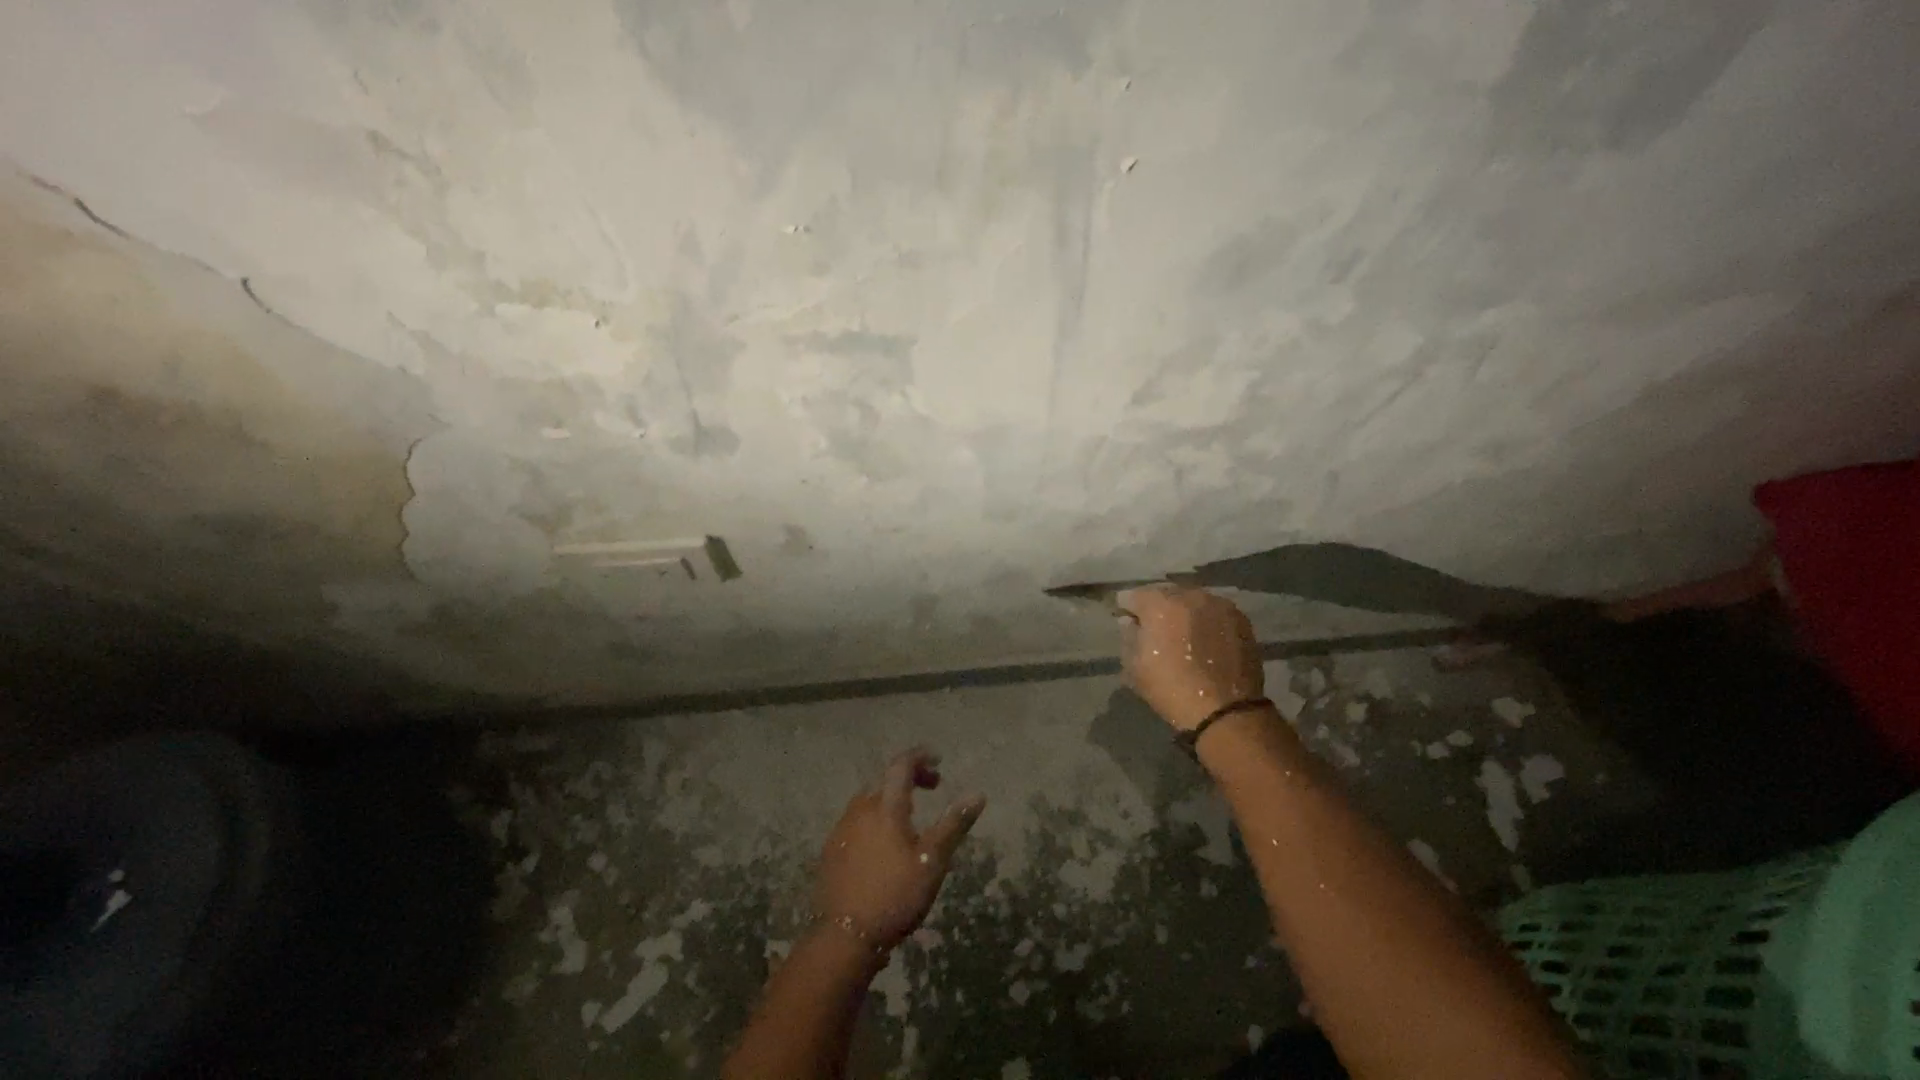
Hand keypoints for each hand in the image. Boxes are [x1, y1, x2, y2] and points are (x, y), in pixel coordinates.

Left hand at [812, 748, 984, 951]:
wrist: (845, 936)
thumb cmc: (895, 894)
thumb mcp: (933, 861)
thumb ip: (953, 825)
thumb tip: (978, 794)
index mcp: (886, 808)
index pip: (901, 766)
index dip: (920, 757)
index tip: (939, 760)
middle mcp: (860, 810)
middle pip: (884, 780)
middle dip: (909, 777)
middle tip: (933, 787)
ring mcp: (841, 830)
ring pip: (868, 800)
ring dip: (890, 797)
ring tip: (911, 815)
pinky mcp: (832, 850)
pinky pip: (856, 820)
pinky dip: (875, 817)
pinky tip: (883, 842)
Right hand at [1118, 585, 1263, 730]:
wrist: (1226, 710)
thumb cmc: (1171, 688)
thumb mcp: (1135, 667)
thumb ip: (1129, 637)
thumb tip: (1129, 622)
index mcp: (1160, 604)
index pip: (1134, 595)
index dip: (1126, 608)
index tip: (1125, 620)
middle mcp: (1191, 596)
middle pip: (1166, 594)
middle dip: (1157, 607)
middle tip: (1154, 627)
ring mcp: (1219, 605)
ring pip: (1193, 601)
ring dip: (1184, 612)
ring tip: (1182, 633)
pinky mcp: (1240, 620)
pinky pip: (1214, 613)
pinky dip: (1206, 621)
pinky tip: (1204, 639)